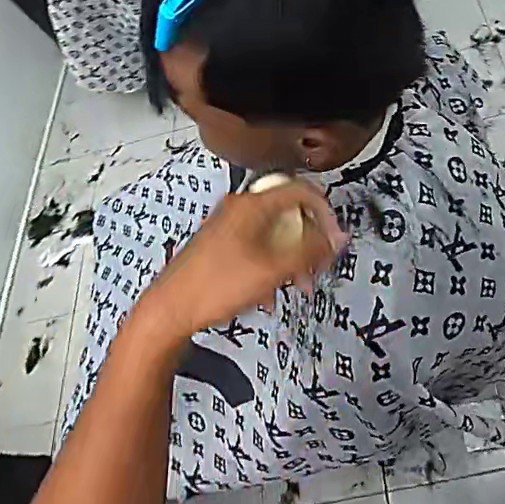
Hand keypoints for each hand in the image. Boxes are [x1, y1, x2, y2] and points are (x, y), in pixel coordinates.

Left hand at [129, 180, 343, 353]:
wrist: (169, 312)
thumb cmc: (208, 288)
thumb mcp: (274, 269)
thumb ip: (311, 250)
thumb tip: (335, 238)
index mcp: (251, 205)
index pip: (302, 191)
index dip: (325, 212)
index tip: (332, 235)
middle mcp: (238, 209)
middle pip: (290, 214)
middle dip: (309, 241)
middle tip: (318, 261)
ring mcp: (229, 226)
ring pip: (276, 233)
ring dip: (293, 257)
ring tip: (297, 282)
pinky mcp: (223, 245)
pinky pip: (261, 246)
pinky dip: (274, 264)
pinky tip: (272, 290)